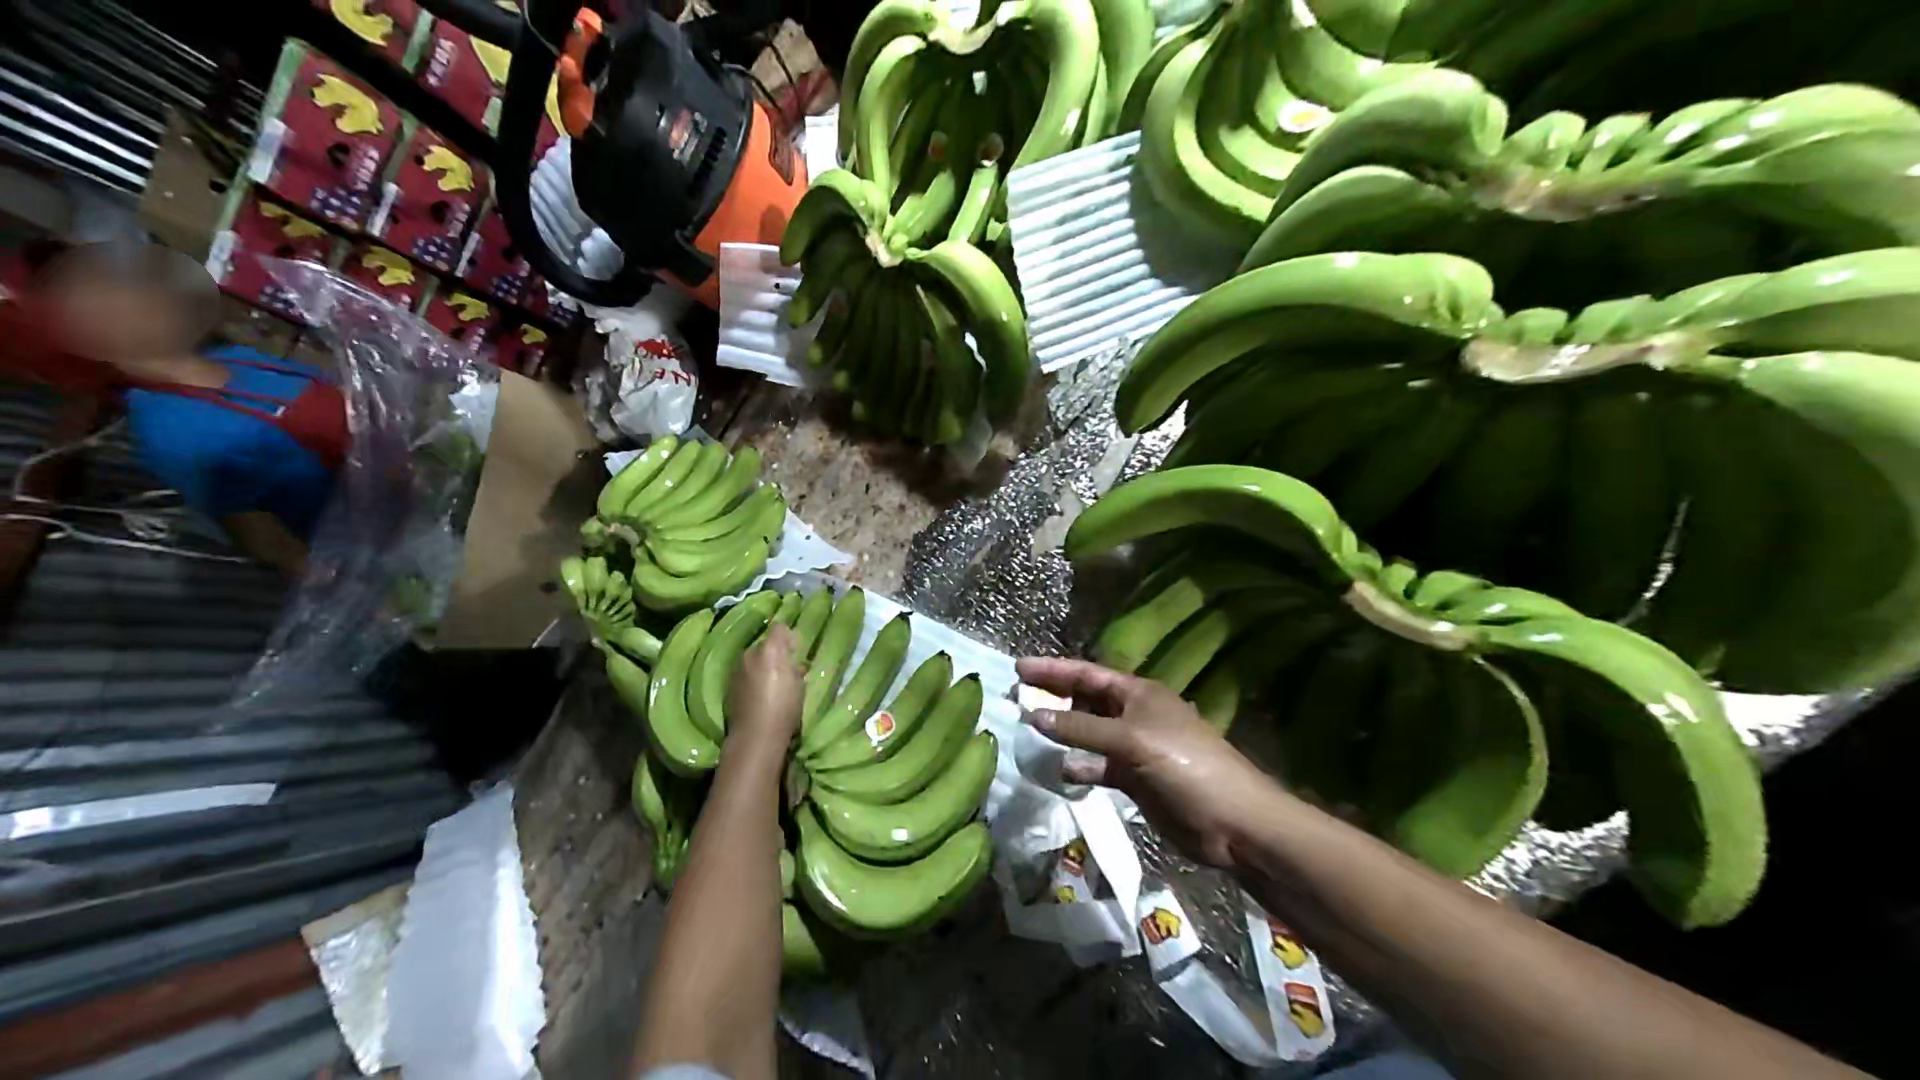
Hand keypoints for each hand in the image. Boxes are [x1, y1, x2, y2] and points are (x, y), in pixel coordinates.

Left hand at [727, 623, 803, 755]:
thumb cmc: (784, 708)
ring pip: (754, 658)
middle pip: (765, 643)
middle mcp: (750, 653)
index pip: (779, 627)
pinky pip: (746, 672)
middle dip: (775, 652)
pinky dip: (753, 676)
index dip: (788, 637)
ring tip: (773, 683)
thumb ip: (795, 665)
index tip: (796, 651)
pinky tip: (760, 693)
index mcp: (770, 649)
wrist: (755, 735)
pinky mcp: (730, 683)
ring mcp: (737, 668)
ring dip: (763, 665)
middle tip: (787, 669)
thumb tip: (793, 659)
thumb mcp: (799, 684)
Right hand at [1017, 656, 1287, 869]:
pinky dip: (1079, 766)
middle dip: (1053, 699)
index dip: (1052, 669)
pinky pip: (1097, 766)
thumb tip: (1034, 716)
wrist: (1232, 821)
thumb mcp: (1130, 740)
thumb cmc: (1185, 765)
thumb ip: (1081, 728)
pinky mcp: (1134, 778)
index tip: (1018, 668)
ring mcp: (1133, 747)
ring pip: (1088, 734)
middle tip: (1015, 699)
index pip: (1087, 674)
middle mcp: (1133, 714)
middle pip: (1085, 701)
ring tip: (1026, 733)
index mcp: (1138, 693)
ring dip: (1062, 733)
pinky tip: (1059, 771)